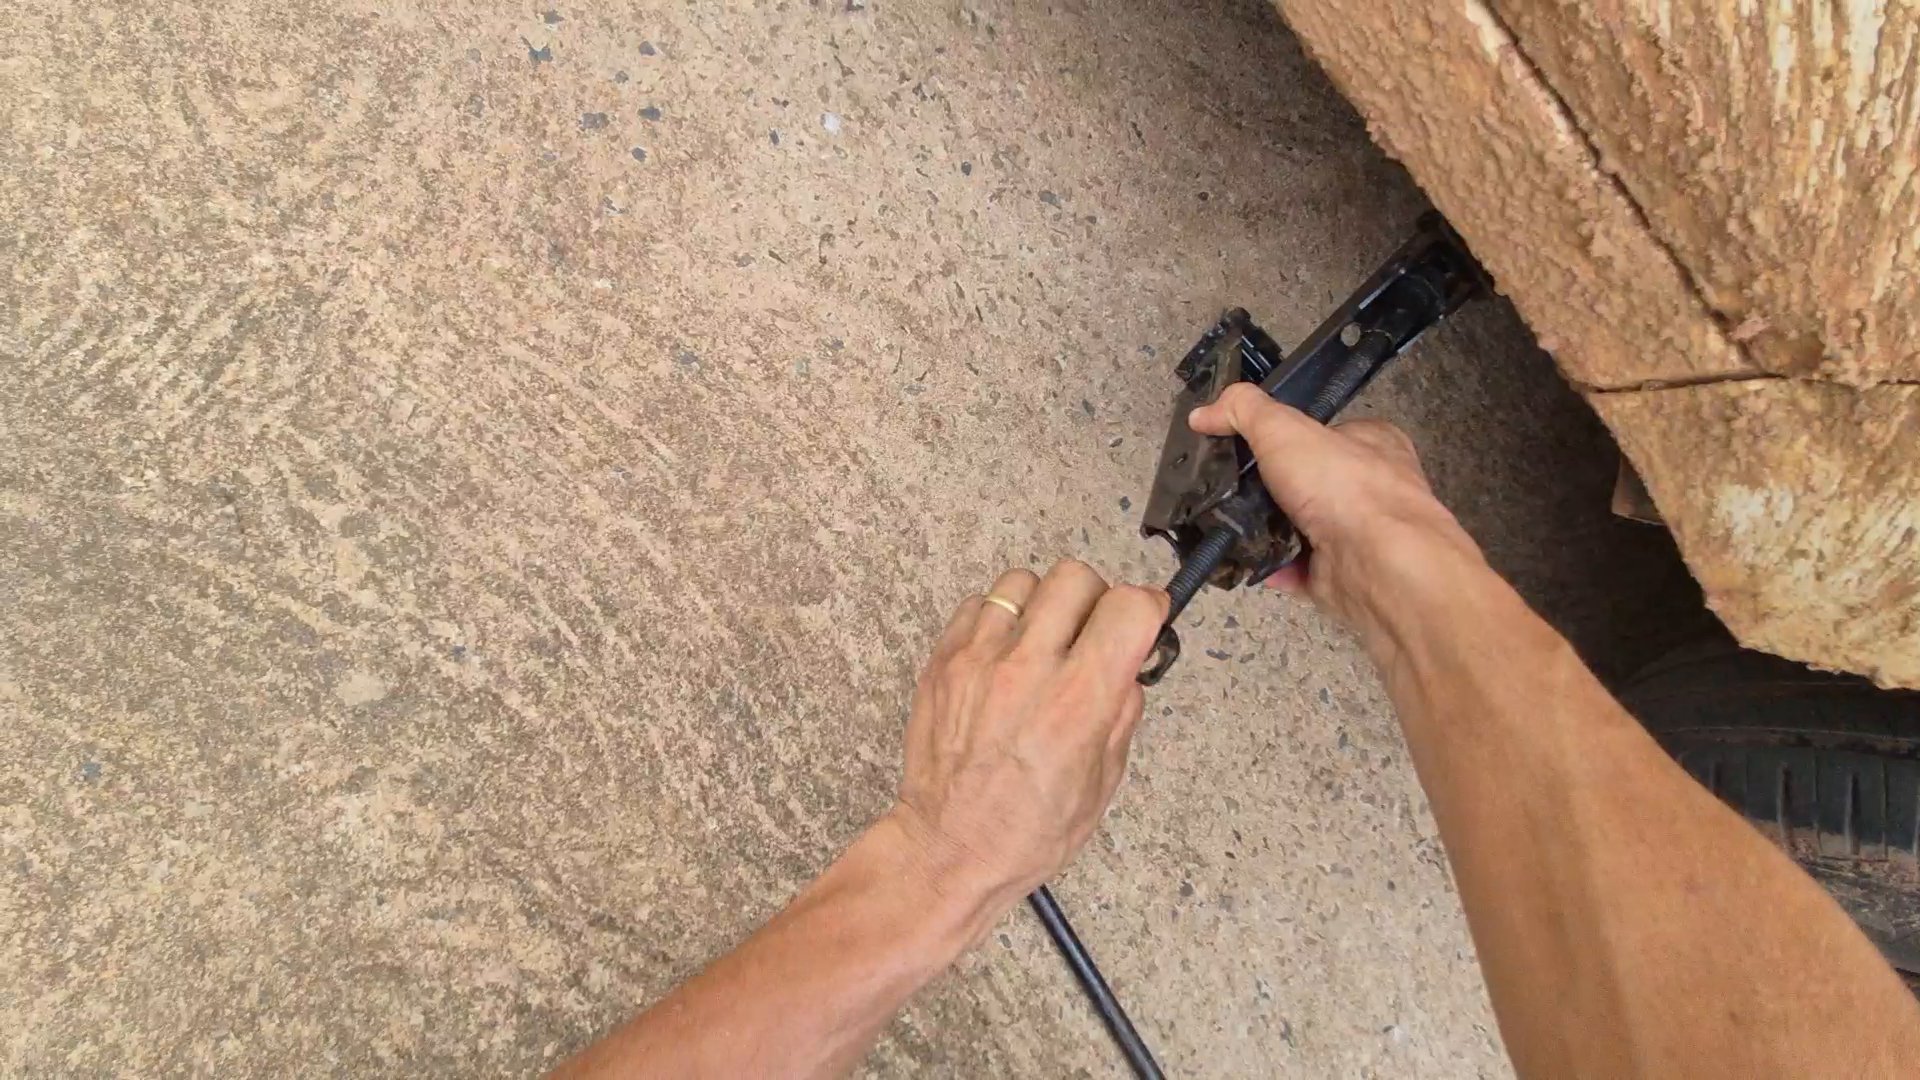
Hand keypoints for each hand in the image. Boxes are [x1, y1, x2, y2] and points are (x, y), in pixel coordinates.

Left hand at [891, 561, 1167, 914]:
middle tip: (1091, 632)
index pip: (1128, 608)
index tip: (1147, 616)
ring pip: (1023, 580)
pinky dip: (999, 618)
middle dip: (1096, 598)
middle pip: (1075, 577)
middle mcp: (1026, 668)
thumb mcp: (1103, 781)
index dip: (1148, 605)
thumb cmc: (1026, 830)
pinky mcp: (943, 660)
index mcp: (1077, 702)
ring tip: (1042, 641)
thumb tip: (1130, 660)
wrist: (948, 847)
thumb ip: (1121, 710)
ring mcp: (977, 659)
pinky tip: (1003, 653)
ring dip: (1044, 604)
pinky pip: (978, 603)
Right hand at [1187, 382, 1482, 639]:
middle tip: (1232, 488)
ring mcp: (1355, 533)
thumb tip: (1202, 413)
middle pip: (1305, 482)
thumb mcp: (1283, 428)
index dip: (1283, 436)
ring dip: (1264, 528)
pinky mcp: (1339, 572)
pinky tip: (1245, 557)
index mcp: (1371, 443)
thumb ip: (1242, 411)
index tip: (1246, 445)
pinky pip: (1292, 566)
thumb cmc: (1345, 487)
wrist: (1375, 562)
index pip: (1323, 431)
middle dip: (1269, 488)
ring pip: (1297, 526)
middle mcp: (1369, 487)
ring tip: (1231, 522)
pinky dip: (1268, 564)